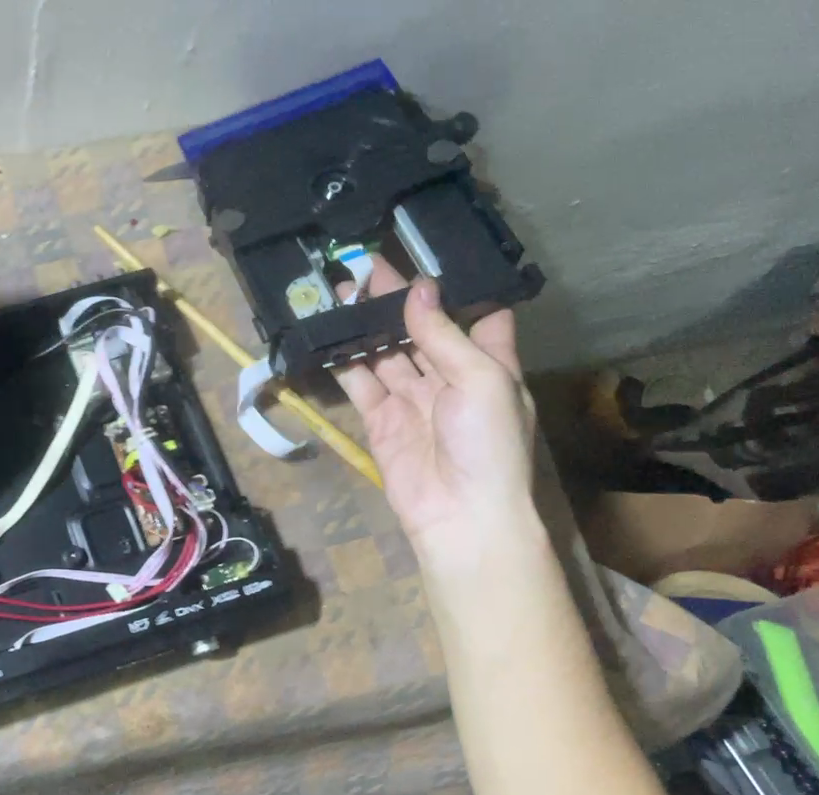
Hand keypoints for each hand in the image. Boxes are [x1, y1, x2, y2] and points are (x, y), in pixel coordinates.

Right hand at [331, 258, 536, 553]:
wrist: (459, 512)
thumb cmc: (488, 442)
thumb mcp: (480, 379)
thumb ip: (443, 334)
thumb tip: (416, 289)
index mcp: (489, 363)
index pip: (476, 315)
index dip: (454, 289)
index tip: (425, 259)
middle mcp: (450, 376)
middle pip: (421, 329)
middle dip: (395, 301)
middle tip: (363, 268)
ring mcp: (412, 399)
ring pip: (386, 353)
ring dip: (365, 327)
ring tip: (340, 293)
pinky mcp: (380, 421)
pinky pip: (361, 385)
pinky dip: (345, 363)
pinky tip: (329, 337)